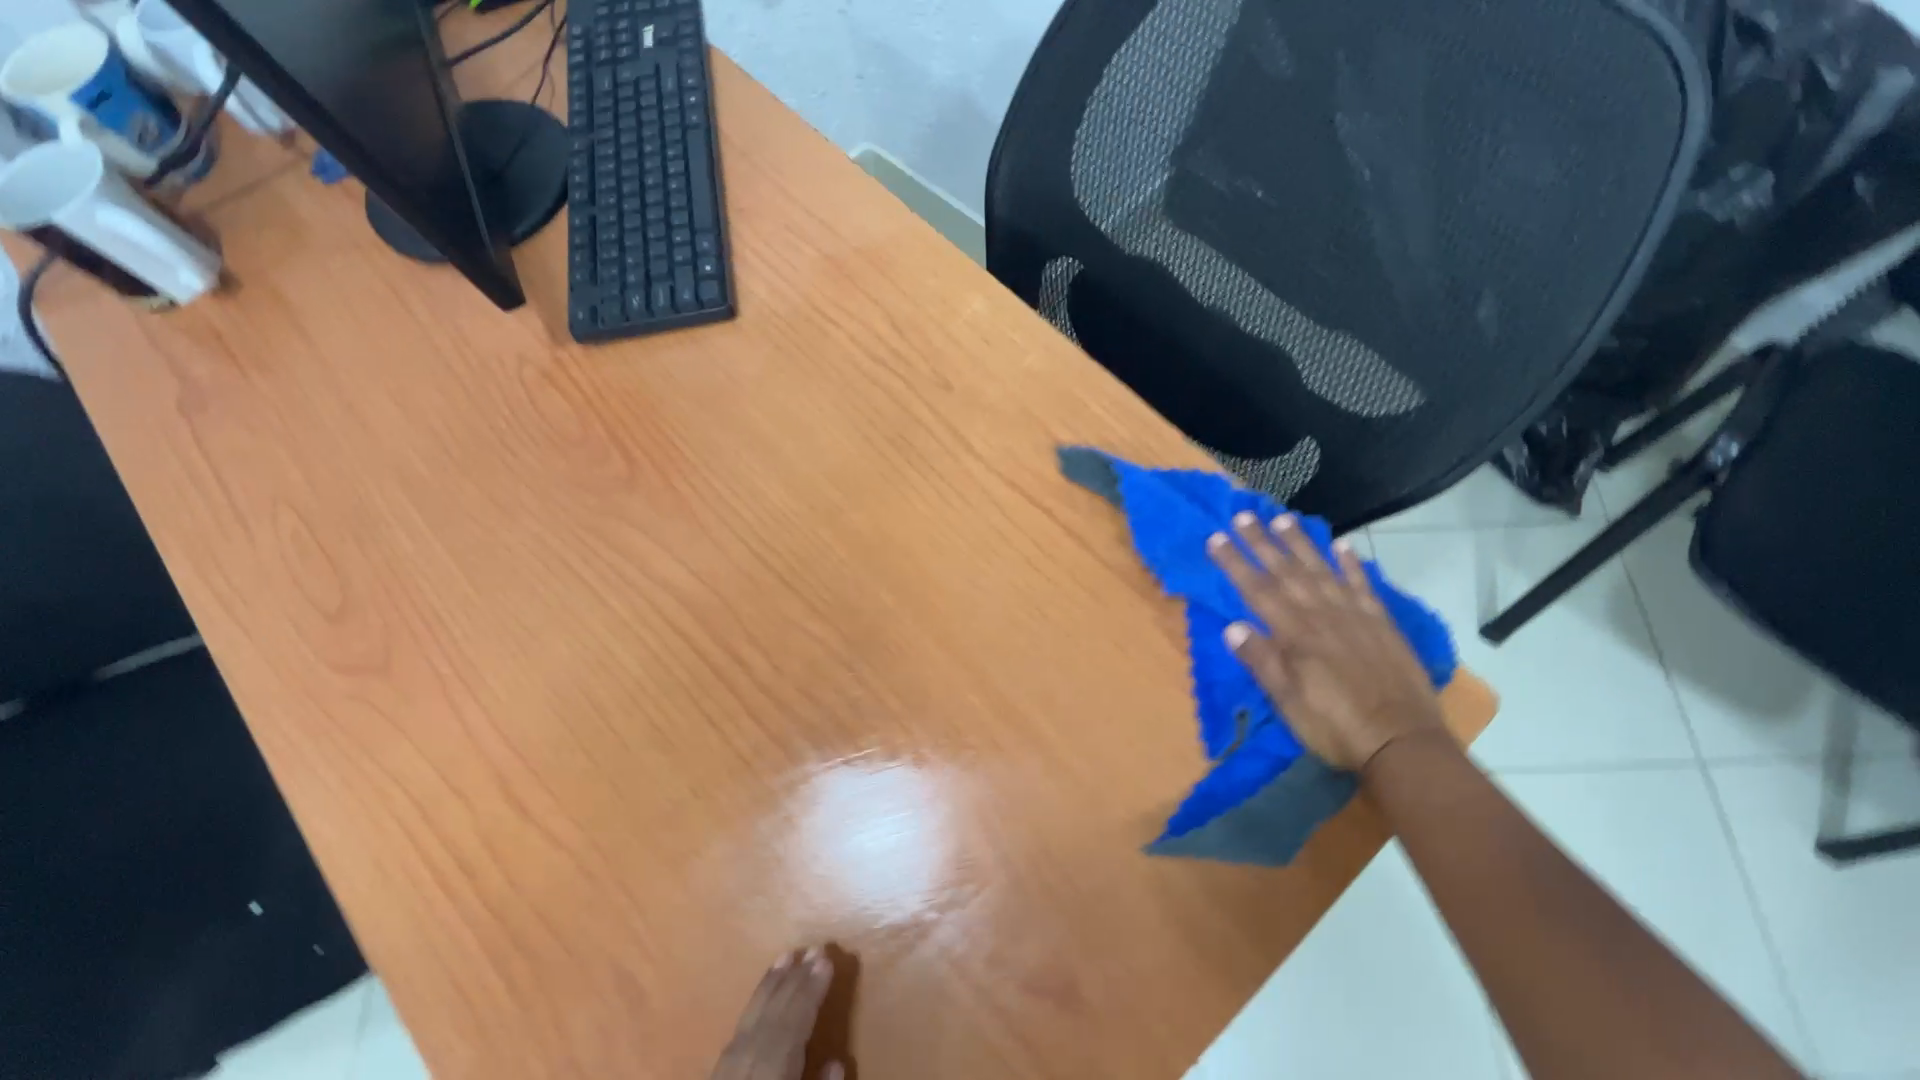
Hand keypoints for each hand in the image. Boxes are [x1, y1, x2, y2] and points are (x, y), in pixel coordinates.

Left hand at [712, 948, 842, 1079]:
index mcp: (770, 1069)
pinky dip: (754, 1001)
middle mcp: (747, 1057)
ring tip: (790, 953)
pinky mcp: (719, 1063)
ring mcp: (728, 1060)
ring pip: (753, 1014)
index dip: (810, 992)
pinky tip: (764, 988)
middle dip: (796, 979)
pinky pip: (740, 1025)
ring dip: (773, 982)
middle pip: (774, 1014)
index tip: (827, 961)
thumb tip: (836, 1062)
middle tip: (817, 947)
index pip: (793, 1024)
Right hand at [1206, 511, 1445, 770]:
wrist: (1402, 741)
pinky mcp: (1381, 624)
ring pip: (1322, 570)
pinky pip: (1363, 585)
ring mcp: (1355, 616)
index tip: (1215, 537)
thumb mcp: (1288, 702)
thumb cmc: (1335, 726)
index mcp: (1295, 635)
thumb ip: (1262, 661)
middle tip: (1243, 514)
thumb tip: (1232, 625)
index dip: (1235, 563)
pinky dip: (1351, 563)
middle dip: (1262, 542)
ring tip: (1283, 519)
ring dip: (1300, 543)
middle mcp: (1323, 616)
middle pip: (1287, 572)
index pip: (1257, 591)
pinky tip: (1341, 546)